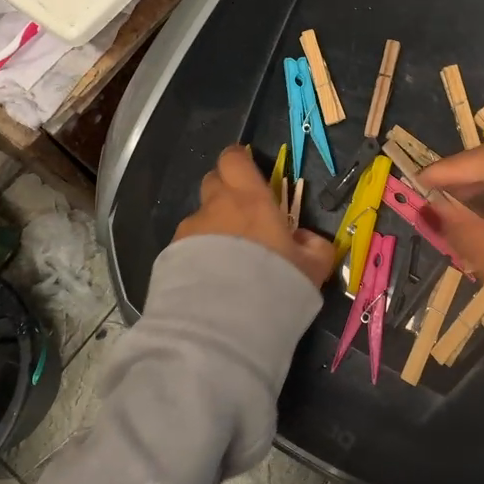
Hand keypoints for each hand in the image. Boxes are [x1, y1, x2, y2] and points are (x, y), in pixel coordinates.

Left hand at [174, 144, 333, 287]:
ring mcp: (189, 232)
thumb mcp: (312, 268)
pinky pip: (185, 248)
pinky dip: (195, 258)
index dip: (240, 162)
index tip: (250, 174)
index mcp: (251, 199)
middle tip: (243, 219)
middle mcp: (216, 207)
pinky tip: (208, 284)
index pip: (234, 158)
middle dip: (225, 192)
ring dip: (211, 230)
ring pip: (199, 219)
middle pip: (213, 180)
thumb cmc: (274, 284)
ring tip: (224, 265)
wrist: (223, 324)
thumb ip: (314, 247)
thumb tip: (306, 239)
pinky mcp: (170, 258)